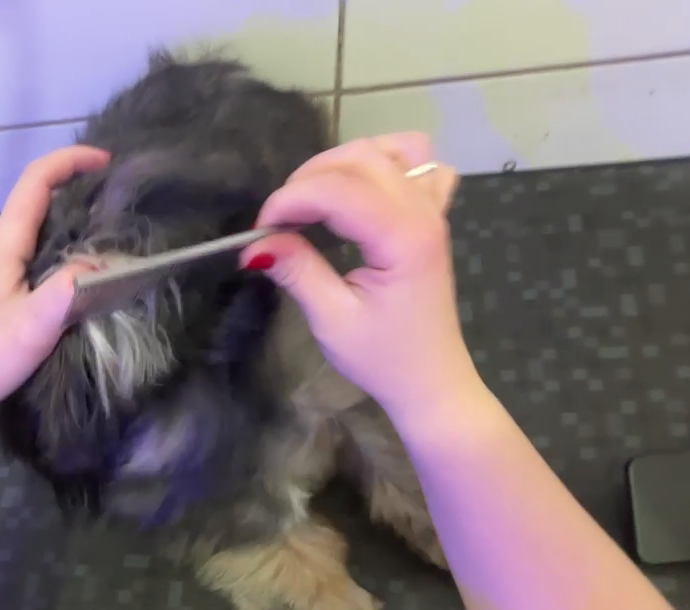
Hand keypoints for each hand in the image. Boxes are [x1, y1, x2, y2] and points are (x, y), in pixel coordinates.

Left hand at [0, 145, 111, 419]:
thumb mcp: (36, 323)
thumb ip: (71, 287)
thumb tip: (101, 265)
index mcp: (2, 245)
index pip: (35, 181)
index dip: (70, 161)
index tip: (105, 161)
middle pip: (32, 205)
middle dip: (72, 195)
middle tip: (111, 210)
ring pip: (26, 234)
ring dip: (60, 229)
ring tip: (96, 245)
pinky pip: (19, 257)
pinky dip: (47, 253)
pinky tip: (61, 280)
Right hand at [240, 134, 479, 430]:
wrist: (429, 381)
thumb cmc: (383, 358)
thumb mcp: (332, 320)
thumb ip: (298, 272)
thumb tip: (255, 246)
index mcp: (402, 237)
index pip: (338, 190)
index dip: (290, 200)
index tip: (258, 232)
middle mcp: (423, 211)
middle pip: (361, 158)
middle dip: (308, 179)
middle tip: (278, 221)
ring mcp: (433, 209)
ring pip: (392, 148)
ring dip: (345, 163)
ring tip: (314, 198)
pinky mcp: (433, 216)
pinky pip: (420, 164)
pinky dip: (388, 163)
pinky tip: (364, 190)